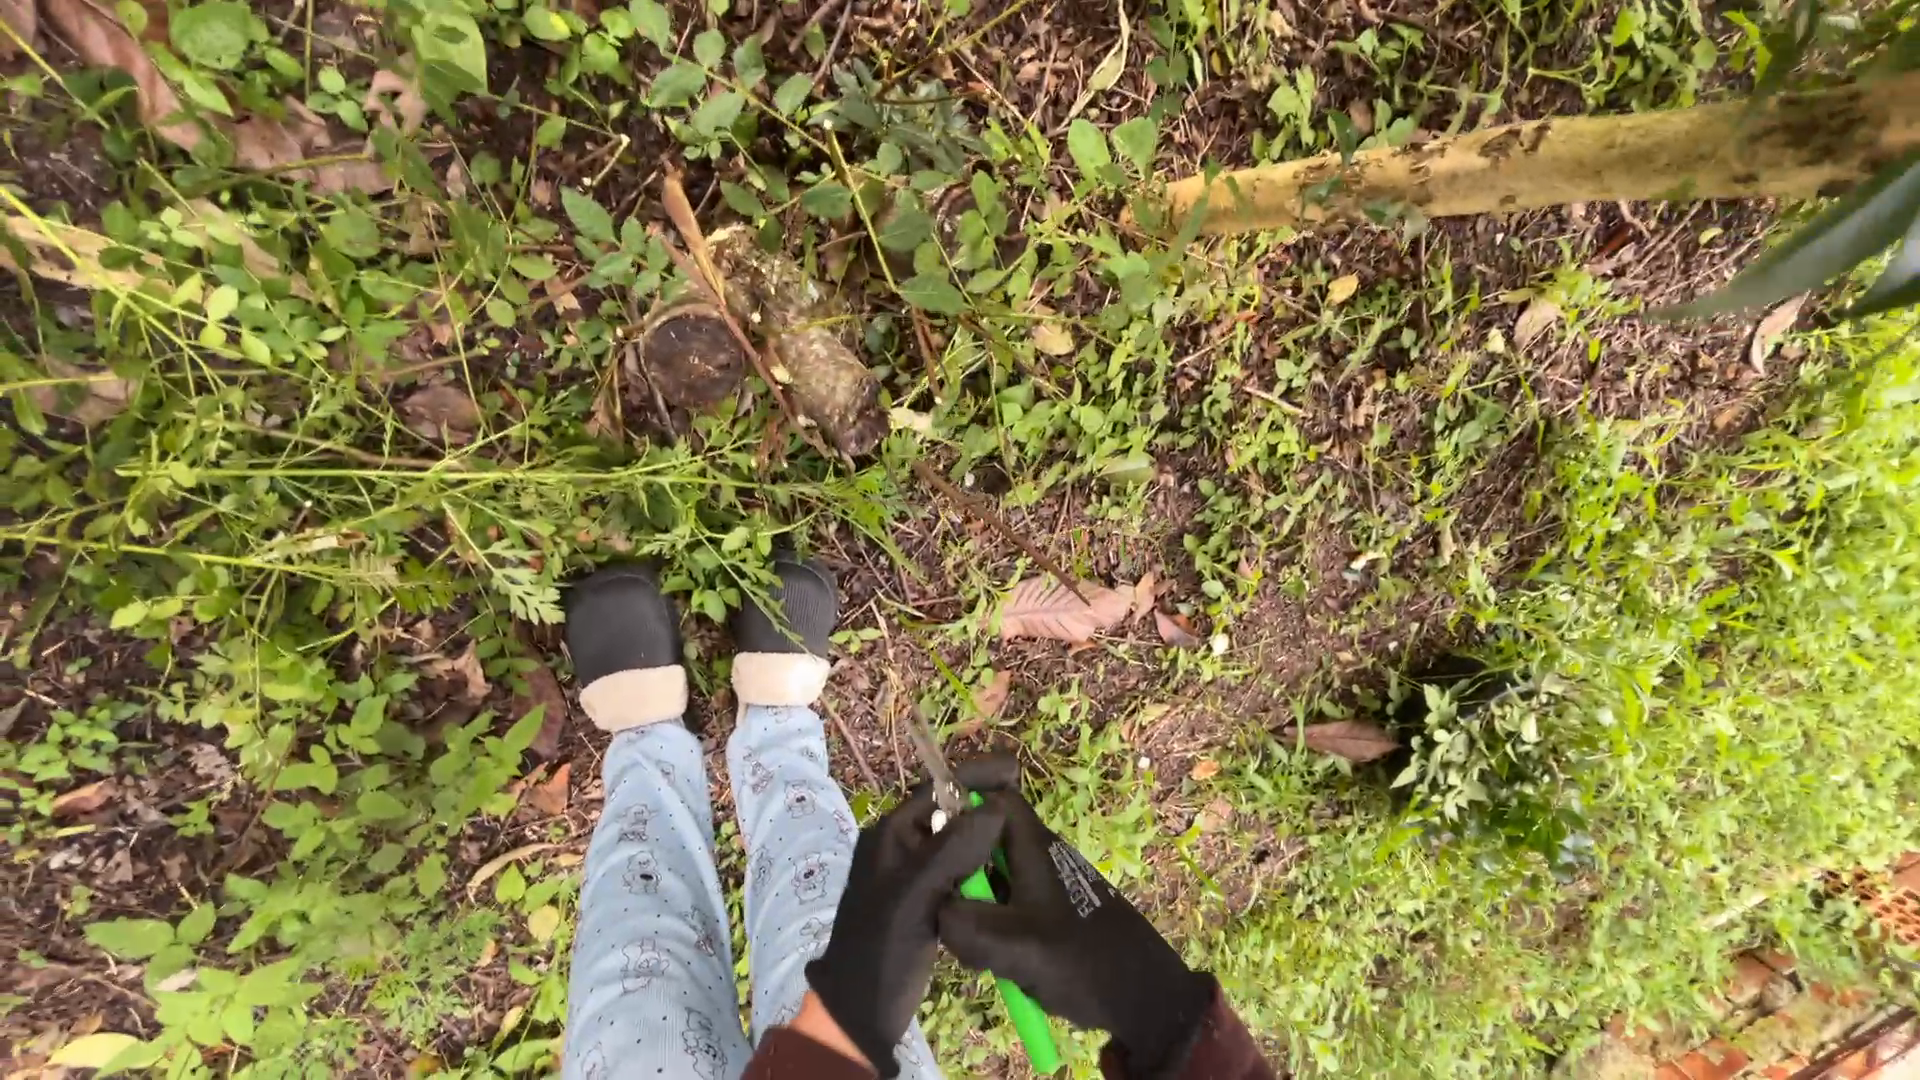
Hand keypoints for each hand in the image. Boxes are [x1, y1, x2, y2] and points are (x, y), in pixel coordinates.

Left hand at [803, 757, 1015, 1076]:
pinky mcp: (924, 900)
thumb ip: (954, 847)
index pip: (938, 789)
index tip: (1014, 769)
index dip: (976, 775)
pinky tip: (1005, 874)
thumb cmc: (882, 945)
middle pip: (948, 812)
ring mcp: (911, 874)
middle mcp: (900, 845)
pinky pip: (958, 870)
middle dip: (984, 803)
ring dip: (985, 836)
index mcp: (891, 833)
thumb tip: (996, 807)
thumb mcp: (916, 893)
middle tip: (1023, 801)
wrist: (860, 1010)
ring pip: (956, 841)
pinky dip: (981, 866)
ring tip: (1021, 834)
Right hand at [936, 791, 1215, 1072]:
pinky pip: (1009, 904)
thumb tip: (936, 909)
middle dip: (961, 865)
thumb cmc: (1085, 961)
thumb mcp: (1020, 947)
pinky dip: (994, 922)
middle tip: (945, 901)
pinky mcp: (1050, 912)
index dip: (962, 804)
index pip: (995, 798)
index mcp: (1035, 846)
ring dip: (977, 900)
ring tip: (968, 939)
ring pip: (996, 876)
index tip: (932, 834)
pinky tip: (991, 956)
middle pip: (987, 838)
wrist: (1146, 998)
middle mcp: (1039, 856)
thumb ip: (970, 927)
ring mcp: (1046, 885)